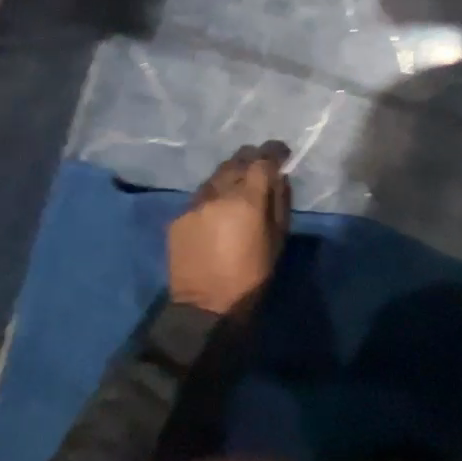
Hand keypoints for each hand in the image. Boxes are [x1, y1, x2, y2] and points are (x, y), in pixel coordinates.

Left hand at [168, 142, 292, 314]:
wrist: (205, 308)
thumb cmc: (251, 278)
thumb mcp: (278, 241)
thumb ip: (279, 203)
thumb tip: (279, 178)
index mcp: (247, 198)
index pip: (262, 159)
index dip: (274, 152)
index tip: (282, 154)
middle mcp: (218, 192)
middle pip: (236, 160)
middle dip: (251, 159)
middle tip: (260, 168)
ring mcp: (195, 203)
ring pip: (215, 176)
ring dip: (229, 176)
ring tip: (238, 188)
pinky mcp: (179, 217)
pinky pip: (200, 197)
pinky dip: (212, 197)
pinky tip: (216, 212)